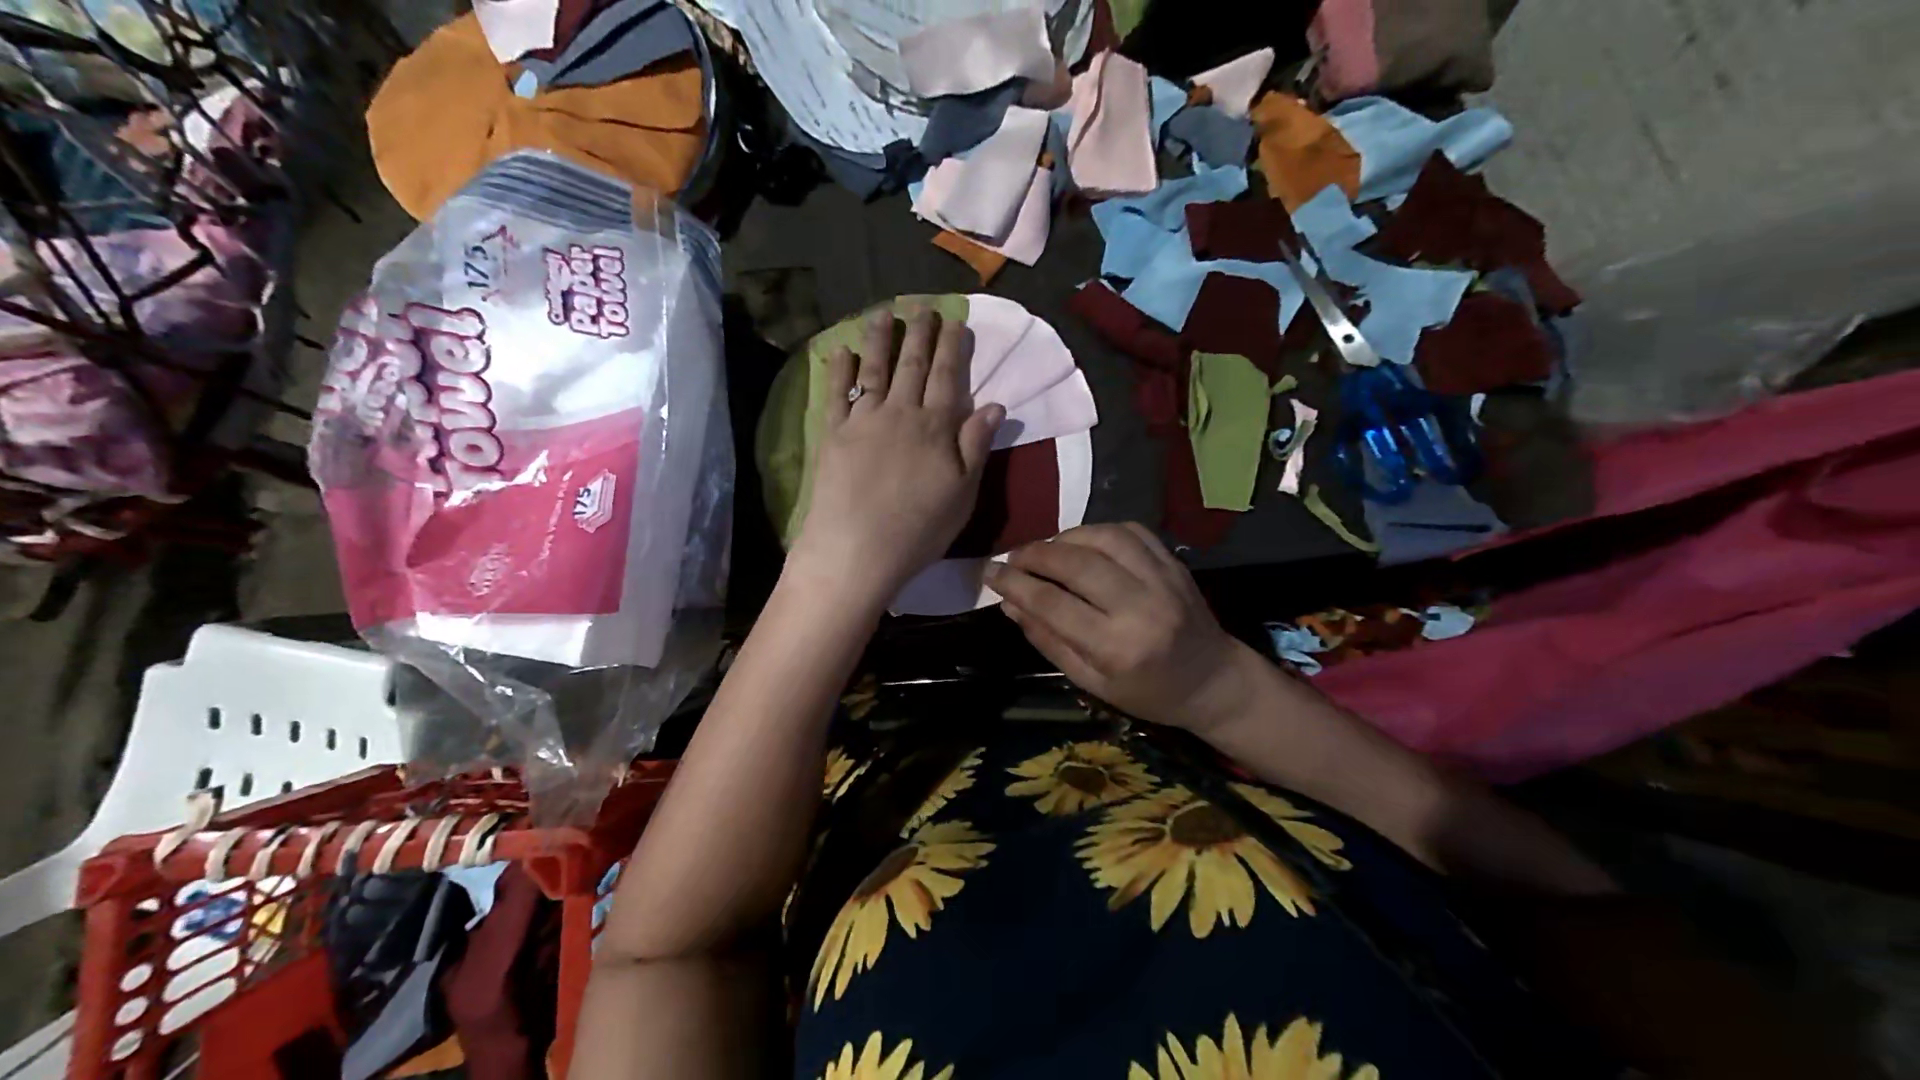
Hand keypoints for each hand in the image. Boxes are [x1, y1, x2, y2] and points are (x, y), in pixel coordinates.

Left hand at [791, 307, 1004, 601]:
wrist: (857, 550)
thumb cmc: (920, 529)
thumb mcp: (963, 493)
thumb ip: (977, 446)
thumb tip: (996, 404)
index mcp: (936, 427)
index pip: (948, 377)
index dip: (952, 348)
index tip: (955, 321)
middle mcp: (900, 413)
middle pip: (912, 366)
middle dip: (919, 334)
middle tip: (922, 307)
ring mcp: (863, 421)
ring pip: (875, 370)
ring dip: (880, 339)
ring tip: (883, 313)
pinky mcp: (832, 434)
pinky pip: (837, 393)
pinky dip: (840, 370)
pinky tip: (842, 351)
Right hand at [987, 523, 1264, 732]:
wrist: (1212, 680)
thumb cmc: (1147, 692)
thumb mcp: (1090, 682)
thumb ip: (1048, 640)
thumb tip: (1009, 603)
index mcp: (1117, 647)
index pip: (1053, 603)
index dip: (1015, 584)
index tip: (990, 574)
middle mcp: (1141, 607)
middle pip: (1075, 563)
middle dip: (1034, 554)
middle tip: (1012, 558)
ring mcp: (1162, 579)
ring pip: (1102, 538)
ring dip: (1064, 537)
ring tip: (1045, 550)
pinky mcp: (1174, 562)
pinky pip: (1129, 531)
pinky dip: (1097, 531)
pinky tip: (1082, 543)